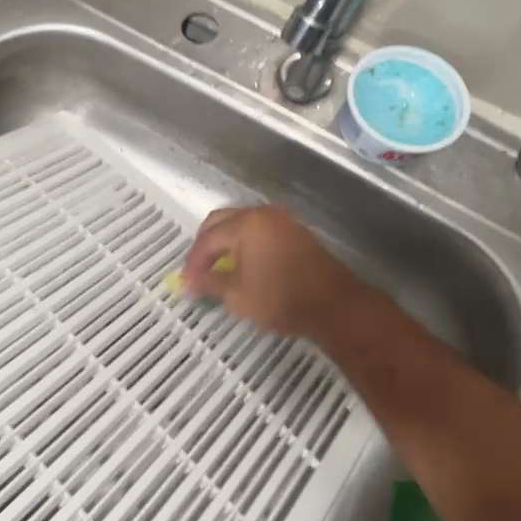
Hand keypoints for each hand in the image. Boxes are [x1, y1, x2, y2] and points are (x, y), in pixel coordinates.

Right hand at [181, 205, 377, 340]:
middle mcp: (262, 214)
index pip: (207, 239)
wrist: (334, 306)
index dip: (194, 262)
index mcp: (245, 224)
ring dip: (225, 242)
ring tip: (218, 268)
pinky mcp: (295, 233)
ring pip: (241, 224)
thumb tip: (189, 281)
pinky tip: (243, 265)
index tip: (187, 283)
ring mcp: (282, 221)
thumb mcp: (236, 295)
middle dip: (206, 246)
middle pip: (221, 222)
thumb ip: (209, 282)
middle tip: (198, 270)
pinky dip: (245, 244)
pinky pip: (260, 231)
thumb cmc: (280, 298)